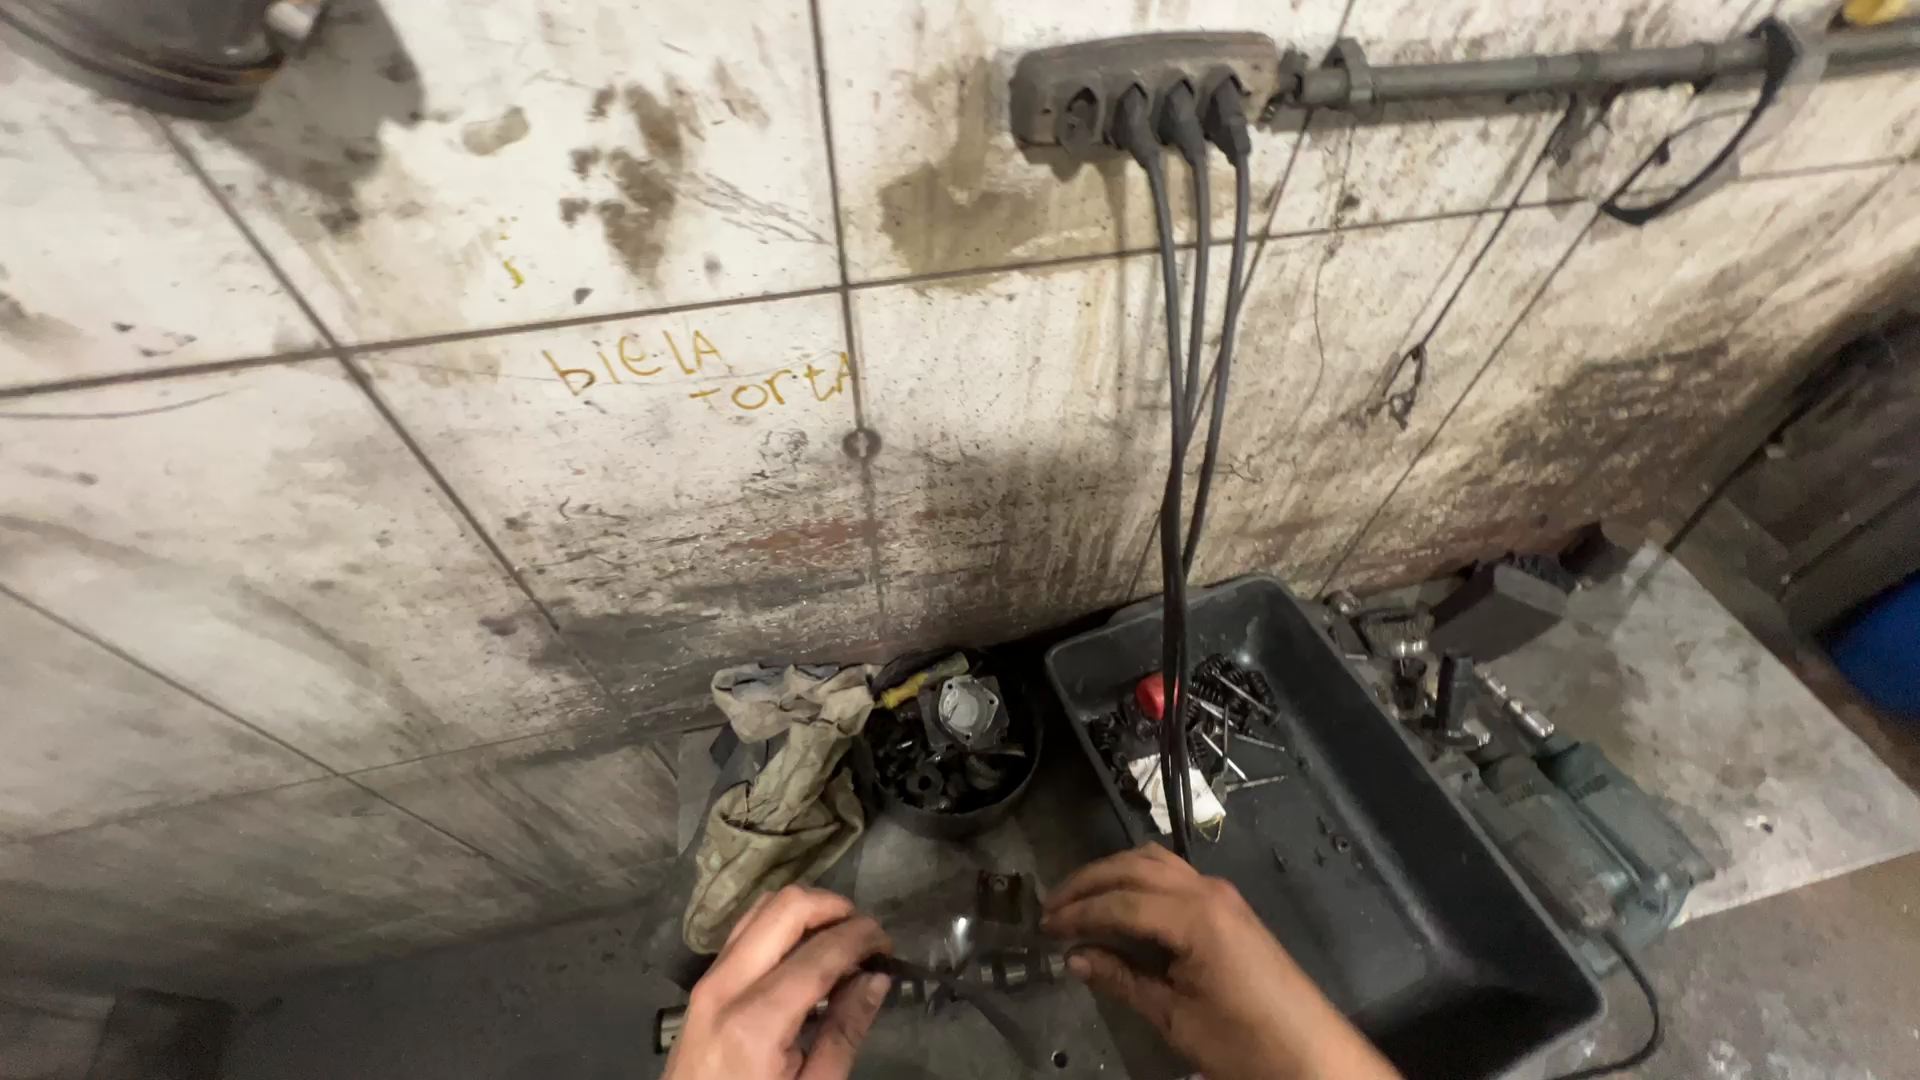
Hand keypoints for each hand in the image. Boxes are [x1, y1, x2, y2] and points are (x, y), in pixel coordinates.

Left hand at [664, 885, 892, 1079]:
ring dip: (807, 910)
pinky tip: (805, 948)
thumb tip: (877, 977)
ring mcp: (708, 980)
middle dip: (834, 908)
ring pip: (764, 906)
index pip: (821, 951)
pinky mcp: (702, 984)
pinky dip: (782, 923)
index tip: (888, 945)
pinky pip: (746, 928)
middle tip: (864, 934)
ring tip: (839, 938)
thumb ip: (844, 1033)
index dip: (862, 937)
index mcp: (755, 1024)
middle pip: (787, 907)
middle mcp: (726, 986)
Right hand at [1044, 844, 1401, 1079]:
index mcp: (1195, 917)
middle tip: (1051, 906)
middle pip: (1132, 868)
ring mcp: (1219, 892)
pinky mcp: (1227, 903)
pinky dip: (1137, 876)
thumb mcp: (1178, 1021)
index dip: (1078, 913)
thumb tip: (1074, 959)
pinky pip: (1172, 872)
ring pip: (1152, 860)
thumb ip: (1124, 981)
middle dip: (1087, 883)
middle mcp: (1206, 889)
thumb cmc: (1247, 1047)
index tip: (1045, 927)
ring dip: (1111, 873)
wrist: (1319, 1060)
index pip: (1121, 902)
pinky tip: (1120, 898)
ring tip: (1079, 898)